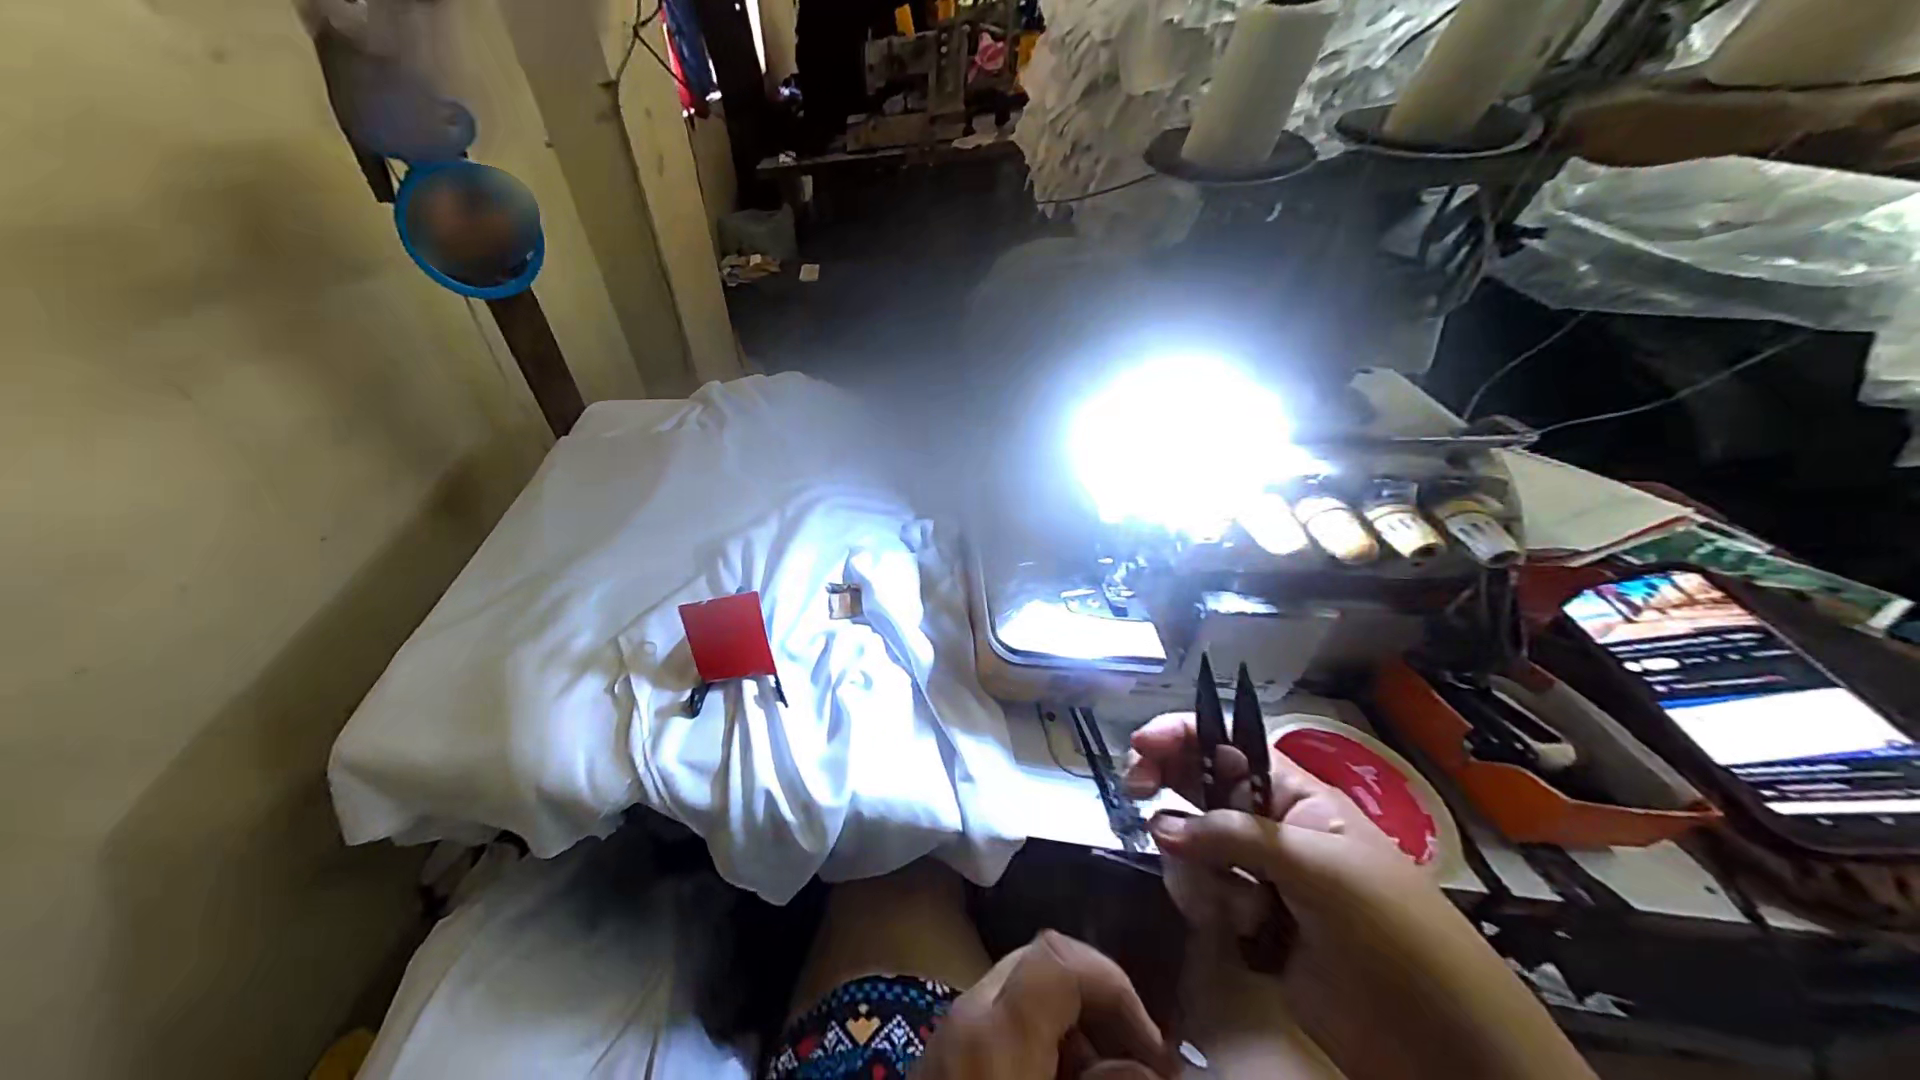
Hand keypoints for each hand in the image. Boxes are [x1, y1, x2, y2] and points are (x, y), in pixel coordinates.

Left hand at [915, 931, 1176, 1079]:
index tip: (1150, 1049)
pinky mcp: (945, 1058)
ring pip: (1023, 990)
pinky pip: (1003, 1021)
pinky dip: (1042, 1039)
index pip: (1058, 958)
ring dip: (1072, 1023)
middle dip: (1098, 1000)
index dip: (1114, 985)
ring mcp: (950, 1034)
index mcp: (996, 1032)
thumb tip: (1142, 1068)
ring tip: (1103, 1078)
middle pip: (1041, 963)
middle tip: (1136, 1058)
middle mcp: (968, 1015)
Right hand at [1124, 711, 1423, 912]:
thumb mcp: (1322, 867)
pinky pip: (1198, 892)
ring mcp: (1253, 874)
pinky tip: (1241, 930)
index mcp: (1295, 796)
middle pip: (1198, 787)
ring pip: (1189, 845)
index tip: (1143, 744)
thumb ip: (1239, 837)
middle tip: (1138, 788)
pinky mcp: (1243, 920)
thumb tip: (1164, 828)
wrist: (1433, 1038)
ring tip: (1236, 904)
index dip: (1184, 735)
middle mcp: (1267, 826)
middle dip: (1167, 785)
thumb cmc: (1393, 930)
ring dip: (1196, 869)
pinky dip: (1205, 905)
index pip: (1230, 746)